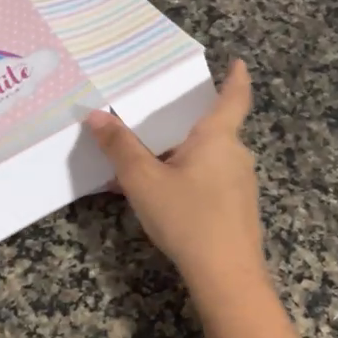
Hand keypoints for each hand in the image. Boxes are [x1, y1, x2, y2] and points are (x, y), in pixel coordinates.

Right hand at [83, 60, 265, 290]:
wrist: (226, 275)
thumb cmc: (187, 217)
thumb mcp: (143, 181)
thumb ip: (119, 147)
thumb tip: (96, 115)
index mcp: (218, 138)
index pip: (234, 97)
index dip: (236, 78)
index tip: (238, 62)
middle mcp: (236, 155)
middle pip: (215, 131)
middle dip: (187, 128)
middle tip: (159, 123)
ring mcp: (242, 186)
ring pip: (210, 161)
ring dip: (182, 159)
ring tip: (148, 167)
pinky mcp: (239, 212)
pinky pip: (211, 184)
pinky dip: (188, 182)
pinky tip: (163, 201)